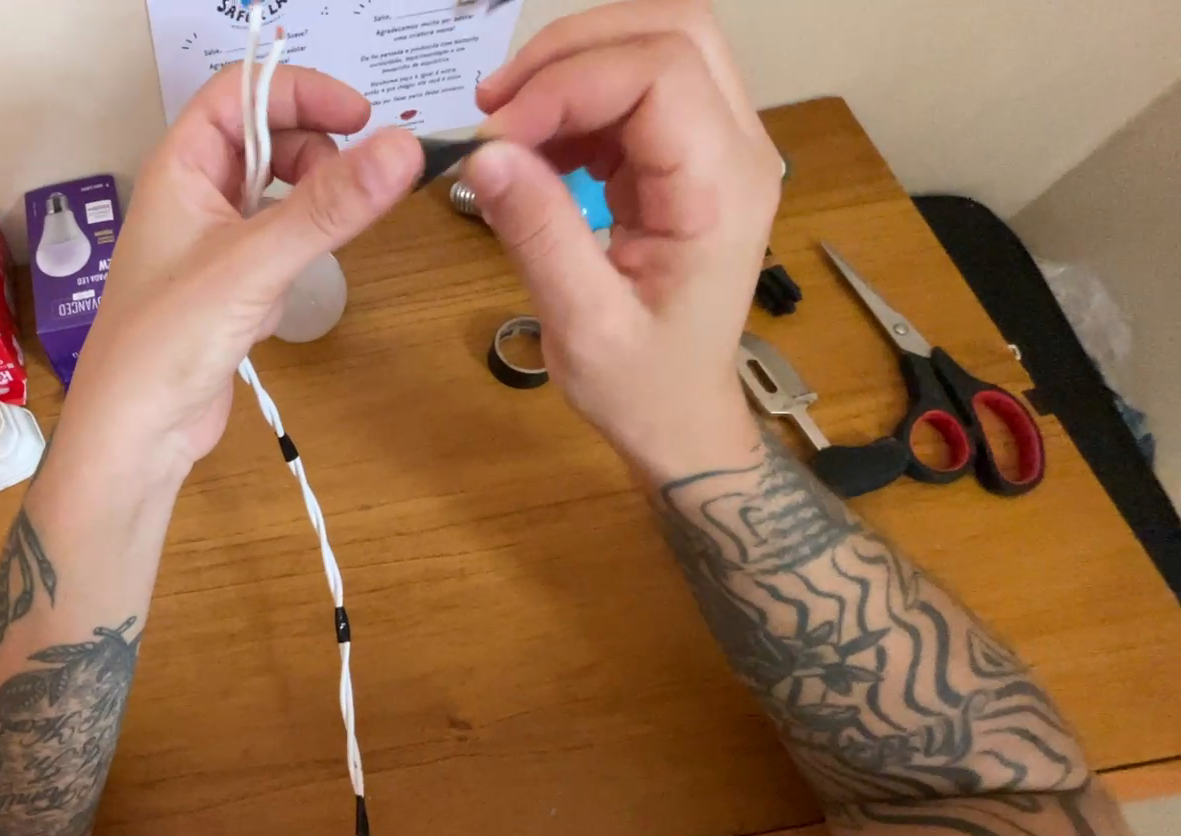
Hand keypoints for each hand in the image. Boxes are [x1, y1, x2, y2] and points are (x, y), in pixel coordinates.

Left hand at [57, 67, 422, 473]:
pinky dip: (283, 274)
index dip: (300, 93)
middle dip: (310, 161)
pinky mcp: (224, 295)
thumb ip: (327, 208)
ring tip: (297, 265)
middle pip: (264, 145)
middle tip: (345, 196)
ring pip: (273, 205)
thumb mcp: (252, 266)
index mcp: (180, 169)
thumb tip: (404, 147)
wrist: (137, 433)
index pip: (240, 94)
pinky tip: (265, 315)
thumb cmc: (171, 340)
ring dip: (299, 225)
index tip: (363, 118)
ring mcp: (208, 250)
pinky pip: (271, 257)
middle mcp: (191, 201)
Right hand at [466, 0, 783, 480]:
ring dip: (572, 69)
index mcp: (719, 189)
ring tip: (504, 125)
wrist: (677, 415)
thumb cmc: (637, 385)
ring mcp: (713, 151)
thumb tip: (483, 155)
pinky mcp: (683, 163)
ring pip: (655, 48)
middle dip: (571, 51)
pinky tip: (534, 150)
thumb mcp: (580, 322)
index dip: (564, 86)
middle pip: (671, 30)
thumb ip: (537, 232)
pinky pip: (636, 95)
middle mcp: (734, 150)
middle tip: (492, 108)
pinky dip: (575, 105)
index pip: (656, 74)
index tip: (489, 139)